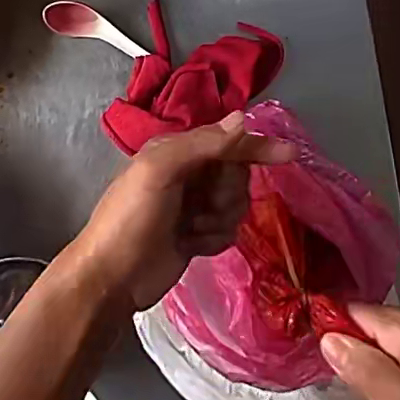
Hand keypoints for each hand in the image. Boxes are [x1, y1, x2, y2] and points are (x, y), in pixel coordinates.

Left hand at [61, 111, 296, 311]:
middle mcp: (189, 173)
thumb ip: (203, 144)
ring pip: (236, 203)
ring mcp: (194, 205)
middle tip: (202, 207)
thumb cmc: (131, 218)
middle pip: (237, 174)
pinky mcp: (198, 234)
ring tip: (191, 229)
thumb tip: (243, 118)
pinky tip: (191, 245)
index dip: (258, 146)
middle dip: (226, 193)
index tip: (289, 153)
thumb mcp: (160, 170)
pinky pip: (229, 229)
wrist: (110, 281)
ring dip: (219, 219)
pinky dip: (214, 238)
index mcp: (178, 150)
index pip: (229, 141)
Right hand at [322, 304, 399, 399]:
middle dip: (339, 341)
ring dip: (357, 356)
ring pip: (377, 338)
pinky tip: (371, 388)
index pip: (350, 311)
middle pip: (362, 323)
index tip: (298, 343)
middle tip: (315, 371)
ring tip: (337, 381)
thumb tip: (327, 338)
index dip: (324, 325)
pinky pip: (393, 352)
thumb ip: (369, 373)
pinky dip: (377, 365)